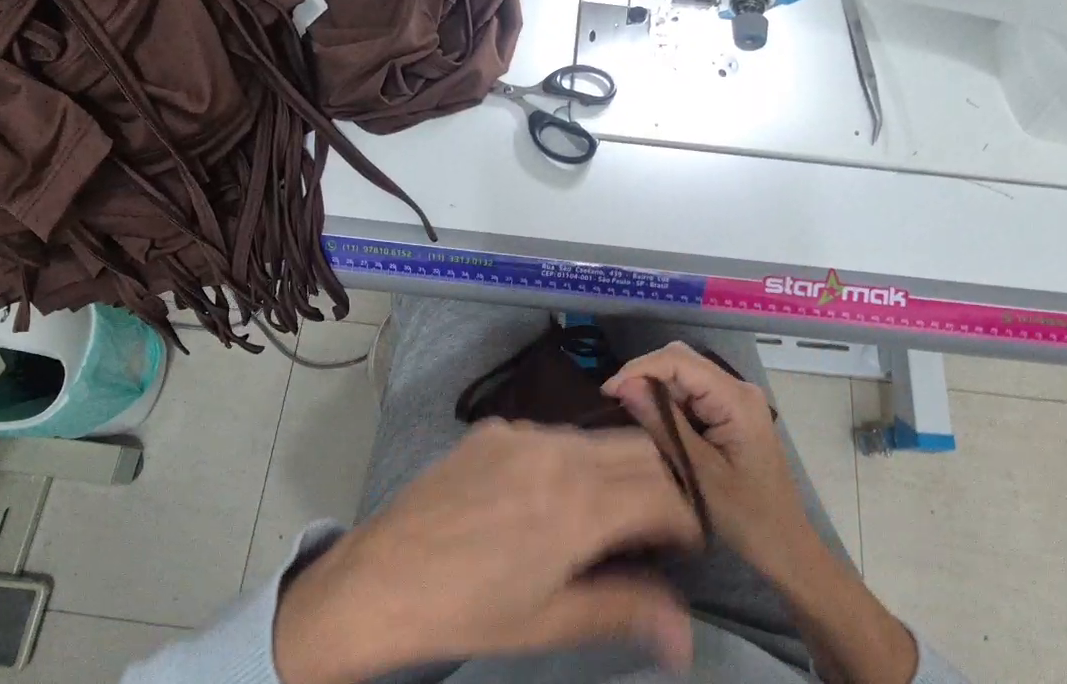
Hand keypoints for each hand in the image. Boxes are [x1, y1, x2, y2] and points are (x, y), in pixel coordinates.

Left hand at [273, 420, 704, 683]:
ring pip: (596, 439)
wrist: (378, 581)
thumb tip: (685, 636)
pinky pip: (551, 435)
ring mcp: (521, 433)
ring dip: (617, 469)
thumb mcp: (550, 620)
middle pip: (640, 450)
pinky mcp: (491, 430)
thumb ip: (625, 611)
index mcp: (580, 503)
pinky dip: (570, 459)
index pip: (666, 491)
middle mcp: (557, 452)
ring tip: (603, 515)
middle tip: (656, 528)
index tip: (688, 544)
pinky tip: (547, 498)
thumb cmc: (469, 611)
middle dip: (662, 483)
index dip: (688, 517)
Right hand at [602, 342, 822, 585]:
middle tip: (614, 403)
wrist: (784, 544)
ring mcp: (737, 400)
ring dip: (655, 390)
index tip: (608, 393)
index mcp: (736, 399)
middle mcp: (738, 389)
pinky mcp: (731, 413)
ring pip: (684, 376)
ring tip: (628, 414)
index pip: (679, 360)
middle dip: (644, 376)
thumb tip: (624, 386)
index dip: (639, 369)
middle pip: (681, 361)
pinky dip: (669, 403)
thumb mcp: (697, 472)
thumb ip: (661, 424)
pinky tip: (653, 424)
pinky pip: (693, 394)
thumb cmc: (745, 515)